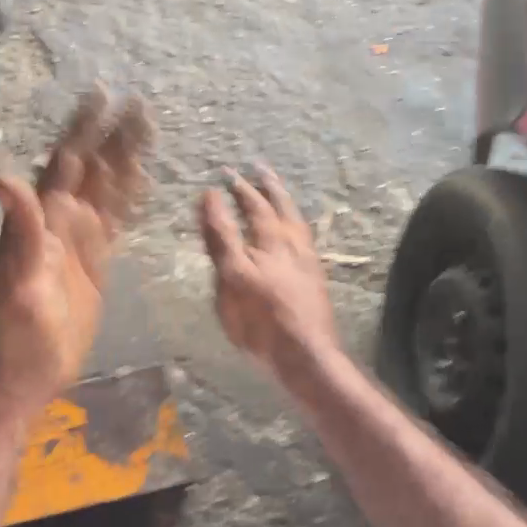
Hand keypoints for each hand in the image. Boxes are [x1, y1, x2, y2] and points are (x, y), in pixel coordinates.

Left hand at [0, 89, 152, 417]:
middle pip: (95, 167)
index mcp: (46, 216)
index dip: (85, 127)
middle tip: (140, 103)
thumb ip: (18, 227)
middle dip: (115, 134)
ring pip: (108, 190)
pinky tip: (142, 182)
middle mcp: (63, 219)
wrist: (20, 372)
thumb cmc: (12, 329)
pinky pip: (117, 222)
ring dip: (126, 160)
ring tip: (146, 130)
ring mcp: (80, 241)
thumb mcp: (15, 278)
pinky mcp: (96, 265)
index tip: (103, 94)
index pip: (69, 160)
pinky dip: (130, 200)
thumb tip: (0, 174)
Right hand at [199, 165, 340, 390]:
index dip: (238, 190)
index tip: (224, 174)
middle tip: (258, 168)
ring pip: (296, 222)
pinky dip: (294, 223)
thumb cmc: (261, 318)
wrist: (308, 357)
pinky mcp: (315, 280)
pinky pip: (304, 237)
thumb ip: (220, 235)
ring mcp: (307, 262)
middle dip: (267, 187)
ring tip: (276, 191)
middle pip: (281, 208)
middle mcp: (293, 244)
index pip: (252, 206)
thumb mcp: (231, 275)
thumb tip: (211, 197)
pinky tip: (292, 229)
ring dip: (284, 202)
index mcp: (271, 240)